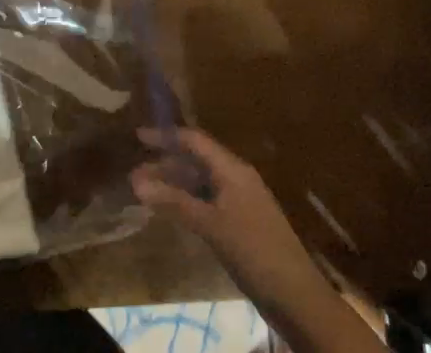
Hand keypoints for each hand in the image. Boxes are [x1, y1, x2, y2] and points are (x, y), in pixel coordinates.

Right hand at [132, 127, 320, 300]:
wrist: (296, 294)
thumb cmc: (253, 250)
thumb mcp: (210, 224)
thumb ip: (174, 201)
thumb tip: (135, 182)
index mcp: (233, 170)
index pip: (195, 141)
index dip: (166, 137)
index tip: (137, 137)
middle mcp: (237, 178)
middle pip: (196, 161)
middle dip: (165, 165)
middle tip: (134, 175)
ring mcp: (240, 201)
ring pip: (201, 182)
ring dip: (174, 184)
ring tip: (146, 193)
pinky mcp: (241, 222)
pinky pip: (208, 200)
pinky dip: (187, 201)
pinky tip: (171, 211)